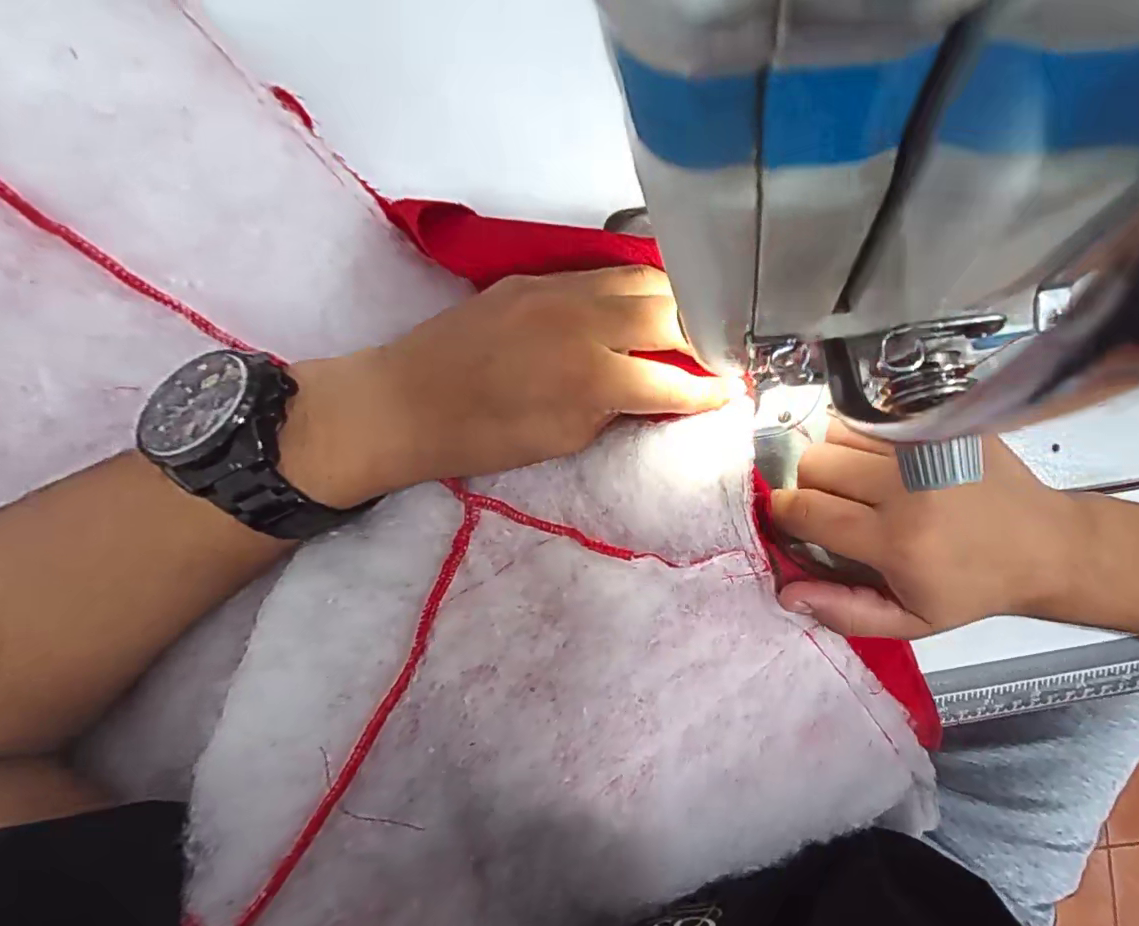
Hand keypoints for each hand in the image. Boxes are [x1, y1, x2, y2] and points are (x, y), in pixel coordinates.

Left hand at [278, 266, 744, 505]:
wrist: (404, 401)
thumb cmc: (490, 438)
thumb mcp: (571, 438)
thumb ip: (625, 408)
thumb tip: (664, 393)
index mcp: (594, 376)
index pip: (678, 379)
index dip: (713, 390)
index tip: (734, 393)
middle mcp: (585, 321)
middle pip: (672, 312)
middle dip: (706, 337)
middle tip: (718, 356)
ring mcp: (559, 290)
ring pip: (643, 279)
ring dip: (676, 303)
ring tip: (689, 326)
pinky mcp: (536, 277)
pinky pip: (605, 274)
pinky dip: (636, 291)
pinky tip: (642, 309)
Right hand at [769, 422, 1089, 638]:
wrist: (1042, 546)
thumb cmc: (975, 588)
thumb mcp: (913, 621)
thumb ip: (846, 611)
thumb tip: (787, 592)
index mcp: (896, 542)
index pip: (808, 512)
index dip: (784, 513)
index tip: (787, 517)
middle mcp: (907, 488)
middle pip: (815, 463)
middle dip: (808, 485)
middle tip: (831, 505)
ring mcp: (926, 449)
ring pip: (839, 433)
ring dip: (836, 458)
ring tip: (861, 483)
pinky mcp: (944, 426)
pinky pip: (876, 418)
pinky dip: (866, 438)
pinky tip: (886, 463)